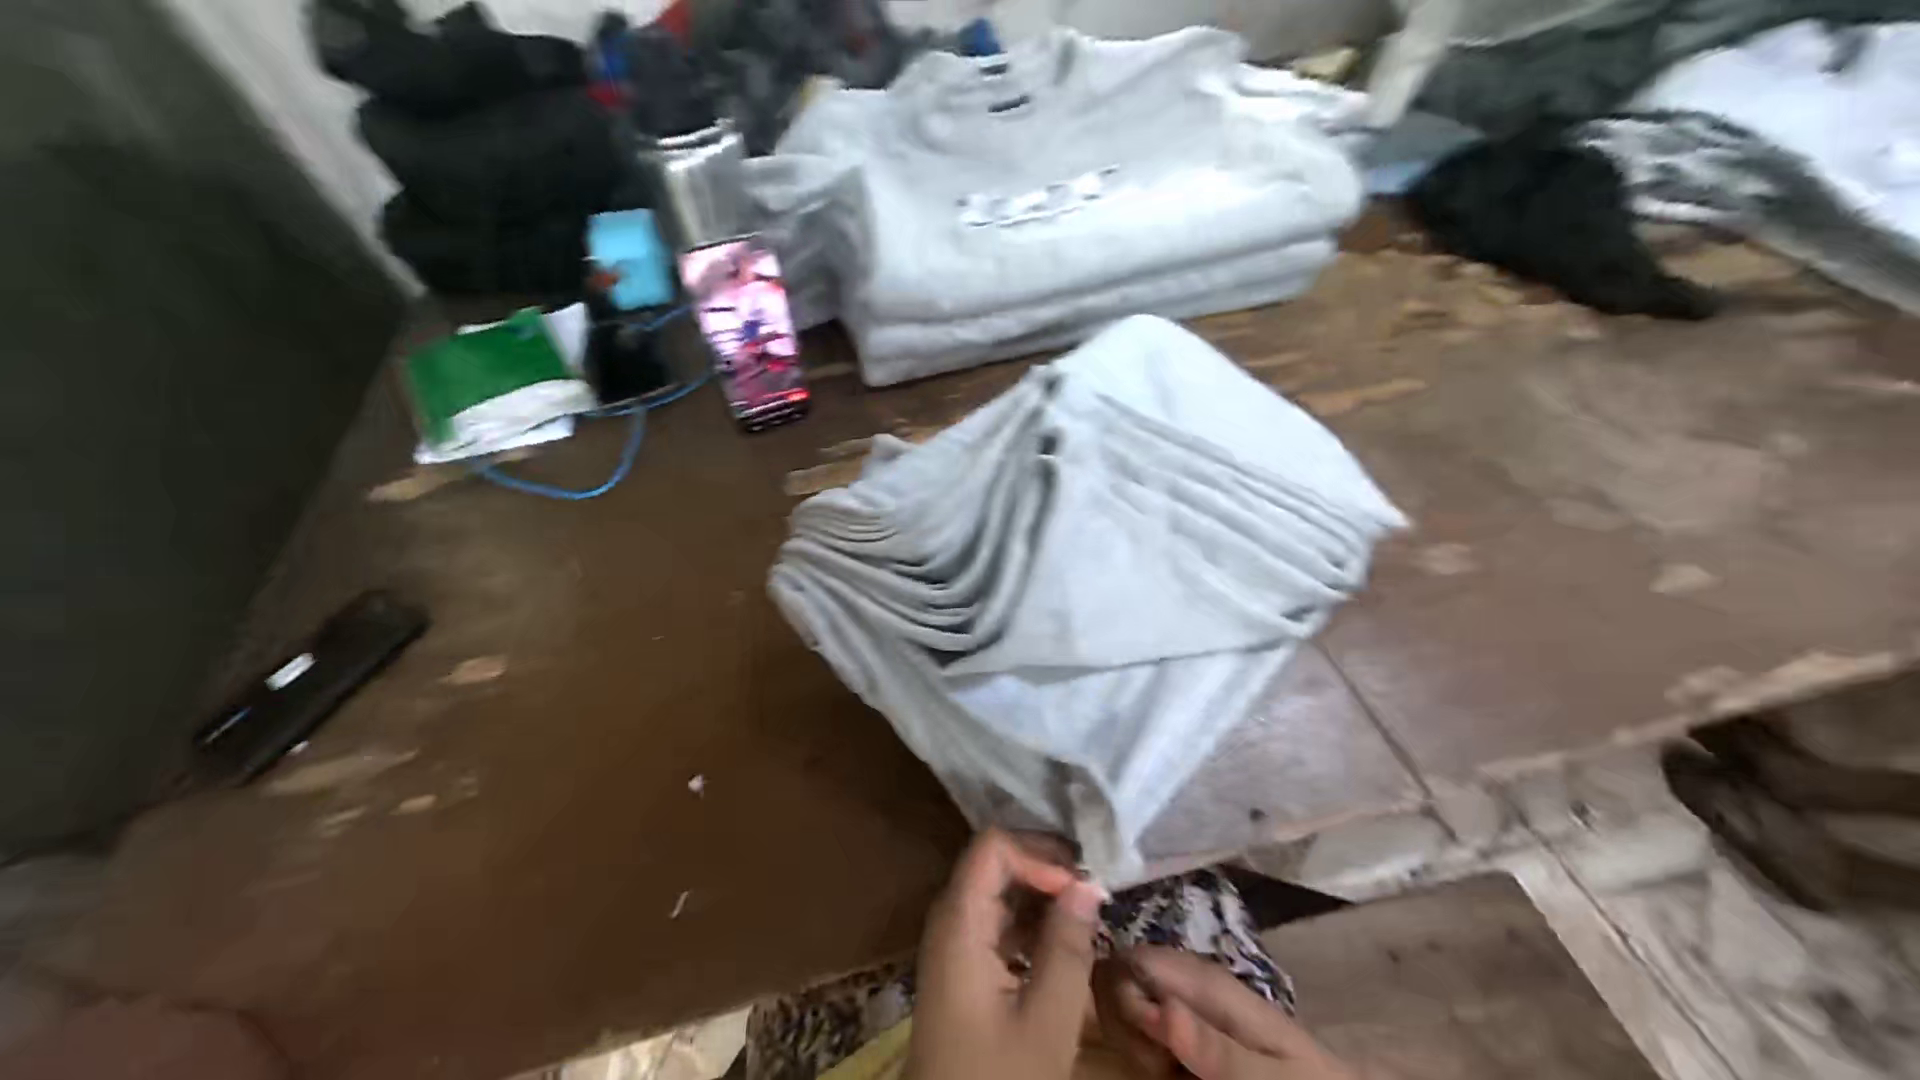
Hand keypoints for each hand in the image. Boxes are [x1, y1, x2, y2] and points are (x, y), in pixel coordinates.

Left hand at [906, 829, 1108, 1079]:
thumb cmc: (997, 1078)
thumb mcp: (1045, 1021)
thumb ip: (1068, 947)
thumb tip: (1089, 883)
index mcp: (959, 919)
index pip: (993, 846)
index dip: (1037, 854)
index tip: (1078, 886)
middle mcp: (951, 917)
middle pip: (995, 862)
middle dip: (1046, 868)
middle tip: (1092, 894)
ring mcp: (955, 939)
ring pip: (999, 890)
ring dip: (1043, 896)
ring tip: (1086, 917)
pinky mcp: (964, 963)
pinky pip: (998, 920)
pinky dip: (1032, 922)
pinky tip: (1064, 944)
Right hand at [1098, 947, 1356, 1079]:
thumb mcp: (1272, 1079)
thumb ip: (1216, 1049)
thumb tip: (1161, 1009)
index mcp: (1204, 982)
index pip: (1129, 959)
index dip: (1120, 997)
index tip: (1146, 1044)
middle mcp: (1184, 981)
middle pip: (1115, 976)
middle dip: (1120, 1020)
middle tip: (1156, 1064)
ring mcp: (1180, 1002)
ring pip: (1119, 1000)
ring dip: (1128, 1038)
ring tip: (1162, 1071)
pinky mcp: (1180, 1025)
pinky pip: (1137, 1025)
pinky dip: (1139, 1048)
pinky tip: (1164, 1072)